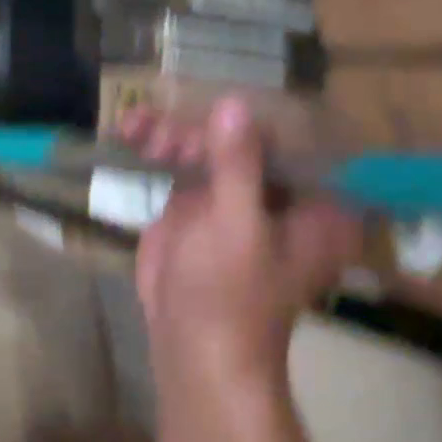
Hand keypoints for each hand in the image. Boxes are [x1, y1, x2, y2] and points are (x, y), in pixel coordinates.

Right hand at [119, 98, 362, 441]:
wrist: (194, 337)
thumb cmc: (230, 289)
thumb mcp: (235, 225)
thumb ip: (236, 164)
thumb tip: (232, 104)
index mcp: (315, 207)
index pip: (292, 144)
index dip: (252, 120)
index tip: (211, 105)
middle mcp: (278, 197)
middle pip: (238, 140)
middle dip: (196, 130)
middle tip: (162, 139)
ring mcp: (231, 199)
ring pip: (202, 146)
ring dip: (167, 132)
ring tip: (134, 129)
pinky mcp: (192, 204)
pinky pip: (175, 162)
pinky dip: (151, 145)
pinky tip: (126, 133)